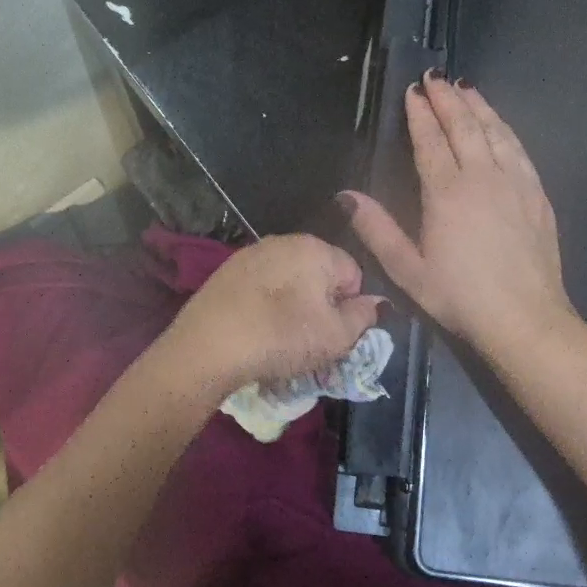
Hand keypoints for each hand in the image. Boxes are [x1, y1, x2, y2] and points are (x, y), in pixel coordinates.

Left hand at [160, 234, 383, 395]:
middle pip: (319, 273)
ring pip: (288, 280)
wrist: (209, 346)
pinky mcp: (226, 272)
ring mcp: (251, 253)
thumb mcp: (336, 337)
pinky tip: (254, 329)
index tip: (334, 333)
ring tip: (279, 337)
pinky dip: (263, 305)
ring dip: (291, 304)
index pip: (353, 274)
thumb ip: (364, 317)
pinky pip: (260, 287)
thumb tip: (377, 302)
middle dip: (320, 303)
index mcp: (317, 248)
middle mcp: (284, 240)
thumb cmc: (282, 338)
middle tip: (309, 338)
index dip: (349, 306)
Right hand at [342, 71, 574, 353]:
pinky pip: (519, 149)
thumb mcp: (408, 271)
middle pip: (464, 127)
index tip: (412, 91)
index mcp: (446, 193)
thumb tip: (346, 196)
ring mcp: (515, 183)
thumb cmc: (460, 297)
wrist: (525, 318)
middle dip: (447, 99)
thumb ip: (377, 230)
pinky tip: (500, 124)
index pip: (430, 141)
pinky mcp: (538, 195)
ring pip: (495, 132)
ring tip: (465, 87)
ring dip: (478, 106)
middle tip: (435, 77)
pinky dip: (505, 129)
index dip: (420, 114)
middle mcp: (482, 178)